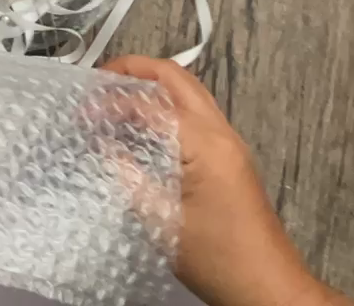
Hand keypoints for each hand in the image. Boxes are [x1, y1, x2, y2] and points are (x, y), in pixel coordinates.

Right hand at [101, 56, 349, 305]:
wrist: (272, 291)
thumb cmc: (218, 258)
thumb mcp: (162, 221)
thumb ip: (128, 174)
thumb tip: (100, 142)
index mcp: (205, 143)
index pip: (149, 103)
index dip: (110, 102)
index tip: (81, 112)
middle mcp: (220, 132)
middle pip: (174, 77)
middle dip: (132, 70)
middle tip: (98, 82)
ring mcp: (229, 141)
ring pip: (186, 90)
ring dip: (149, 84)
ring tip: (114, 97)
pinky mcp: (229, 155)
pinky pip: (193, 110)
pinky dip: (162, 104)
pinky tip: (141, 123)